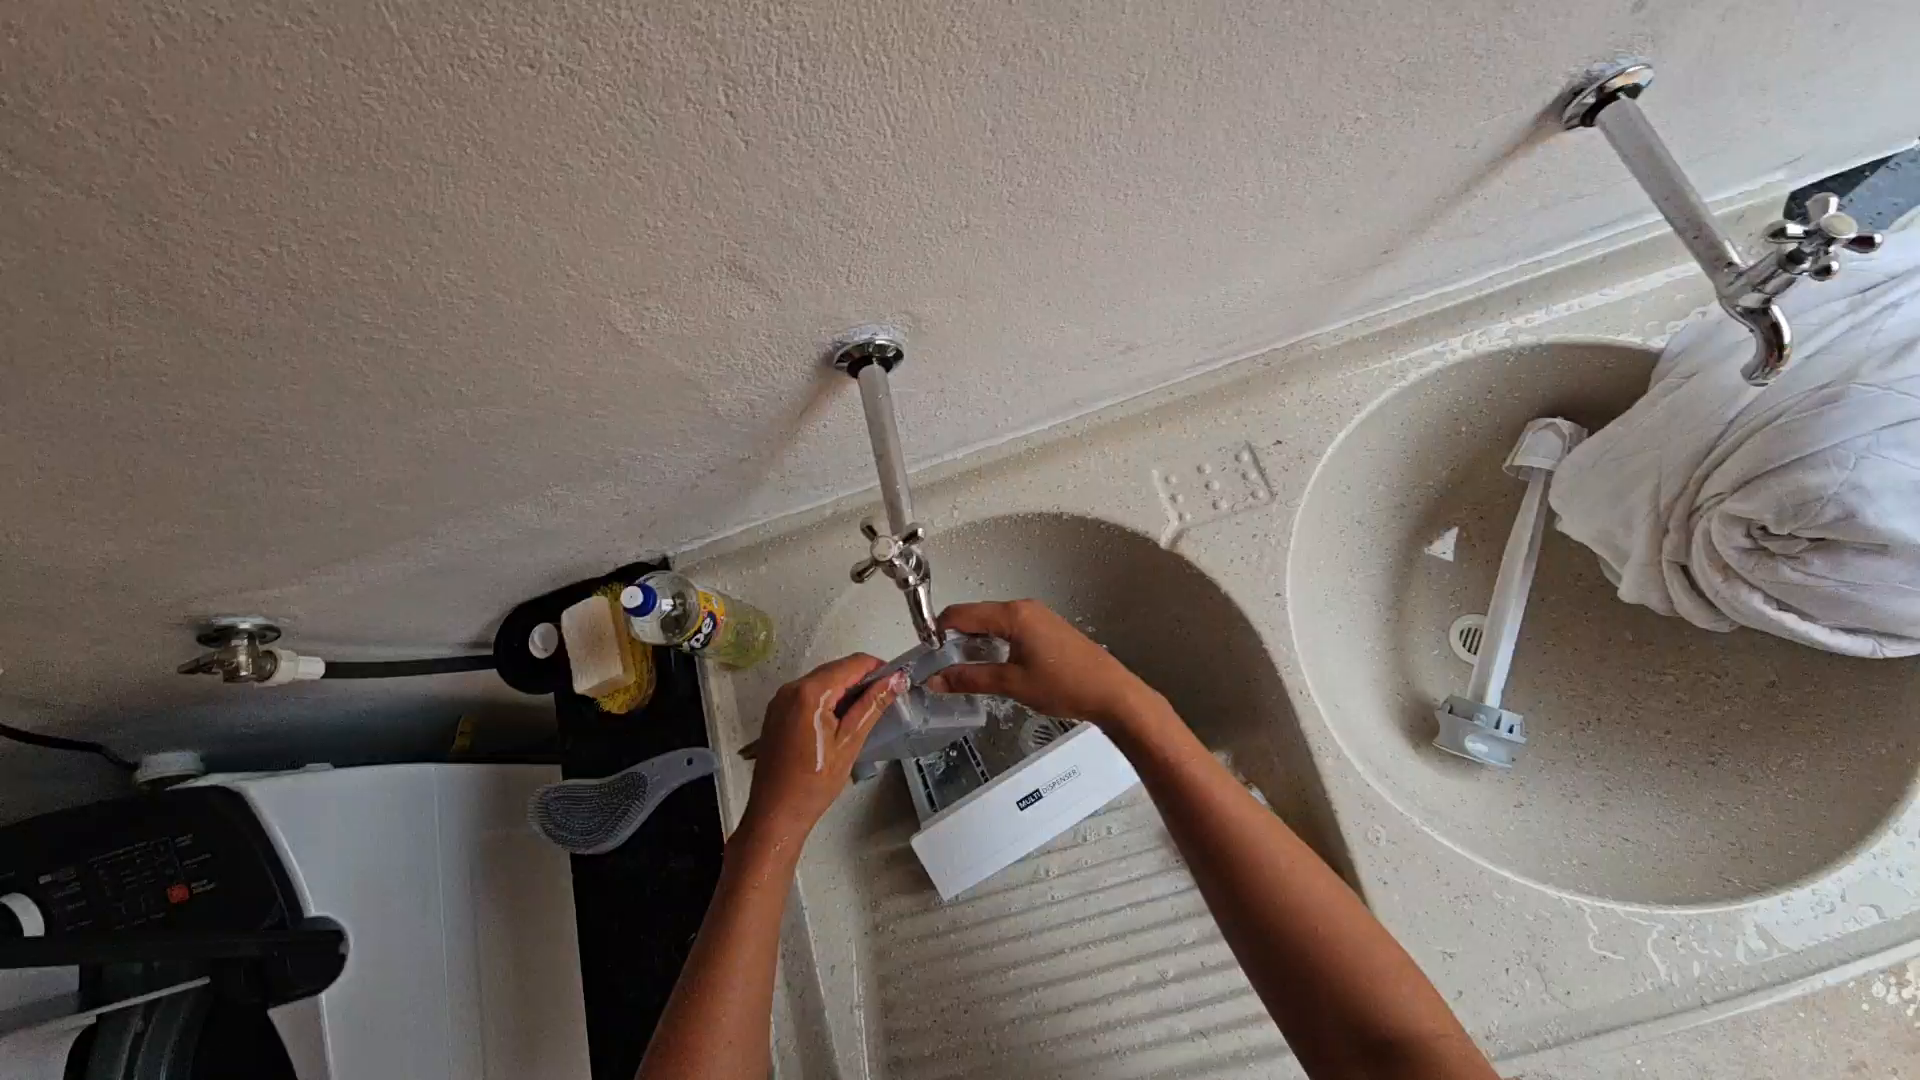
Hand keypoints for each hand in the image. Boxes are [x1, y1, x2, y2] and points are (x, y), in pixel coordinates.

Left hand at [739, 654, 907, 842]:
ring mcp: (780, 700)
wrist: (776, 813)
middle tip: (885, 698)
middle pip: (835, 669)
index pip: (852, 664)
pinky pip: (808, 694)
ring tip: (865, 712)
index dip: (878, 668)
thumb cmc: (813, 783)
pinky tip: (840, 720)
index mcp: (809, 693)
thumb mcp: (850, 742)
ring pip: (822, 680)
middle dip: (862, 678)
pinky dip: (828, 698)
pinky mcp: (777, 712)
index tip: (895, 681)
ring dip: (845, 689)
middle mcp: (791, 688)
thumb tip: (895, 680)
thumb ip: (872, 705)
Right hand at [926, 600, 1162, 727]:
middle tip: (941, 666)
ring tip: (964, 669)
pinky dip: (995, 641)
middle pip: (976, 615)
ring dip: (975, 641)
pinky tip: (993, 664)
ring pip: (993, 622)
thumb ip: (970, 679)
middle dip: (955, 637)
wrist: (1112, 693)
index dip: (939, 631)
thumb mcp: (1012, 684)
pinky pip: (1011, 628)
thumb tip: (935, 680)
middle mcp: (1025, 608)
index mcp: (1013, 615)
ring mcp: (1038, 616)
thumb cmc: (1064, 685)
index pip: (961, 614)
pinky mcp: (1047, 629)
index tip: (926, 654)